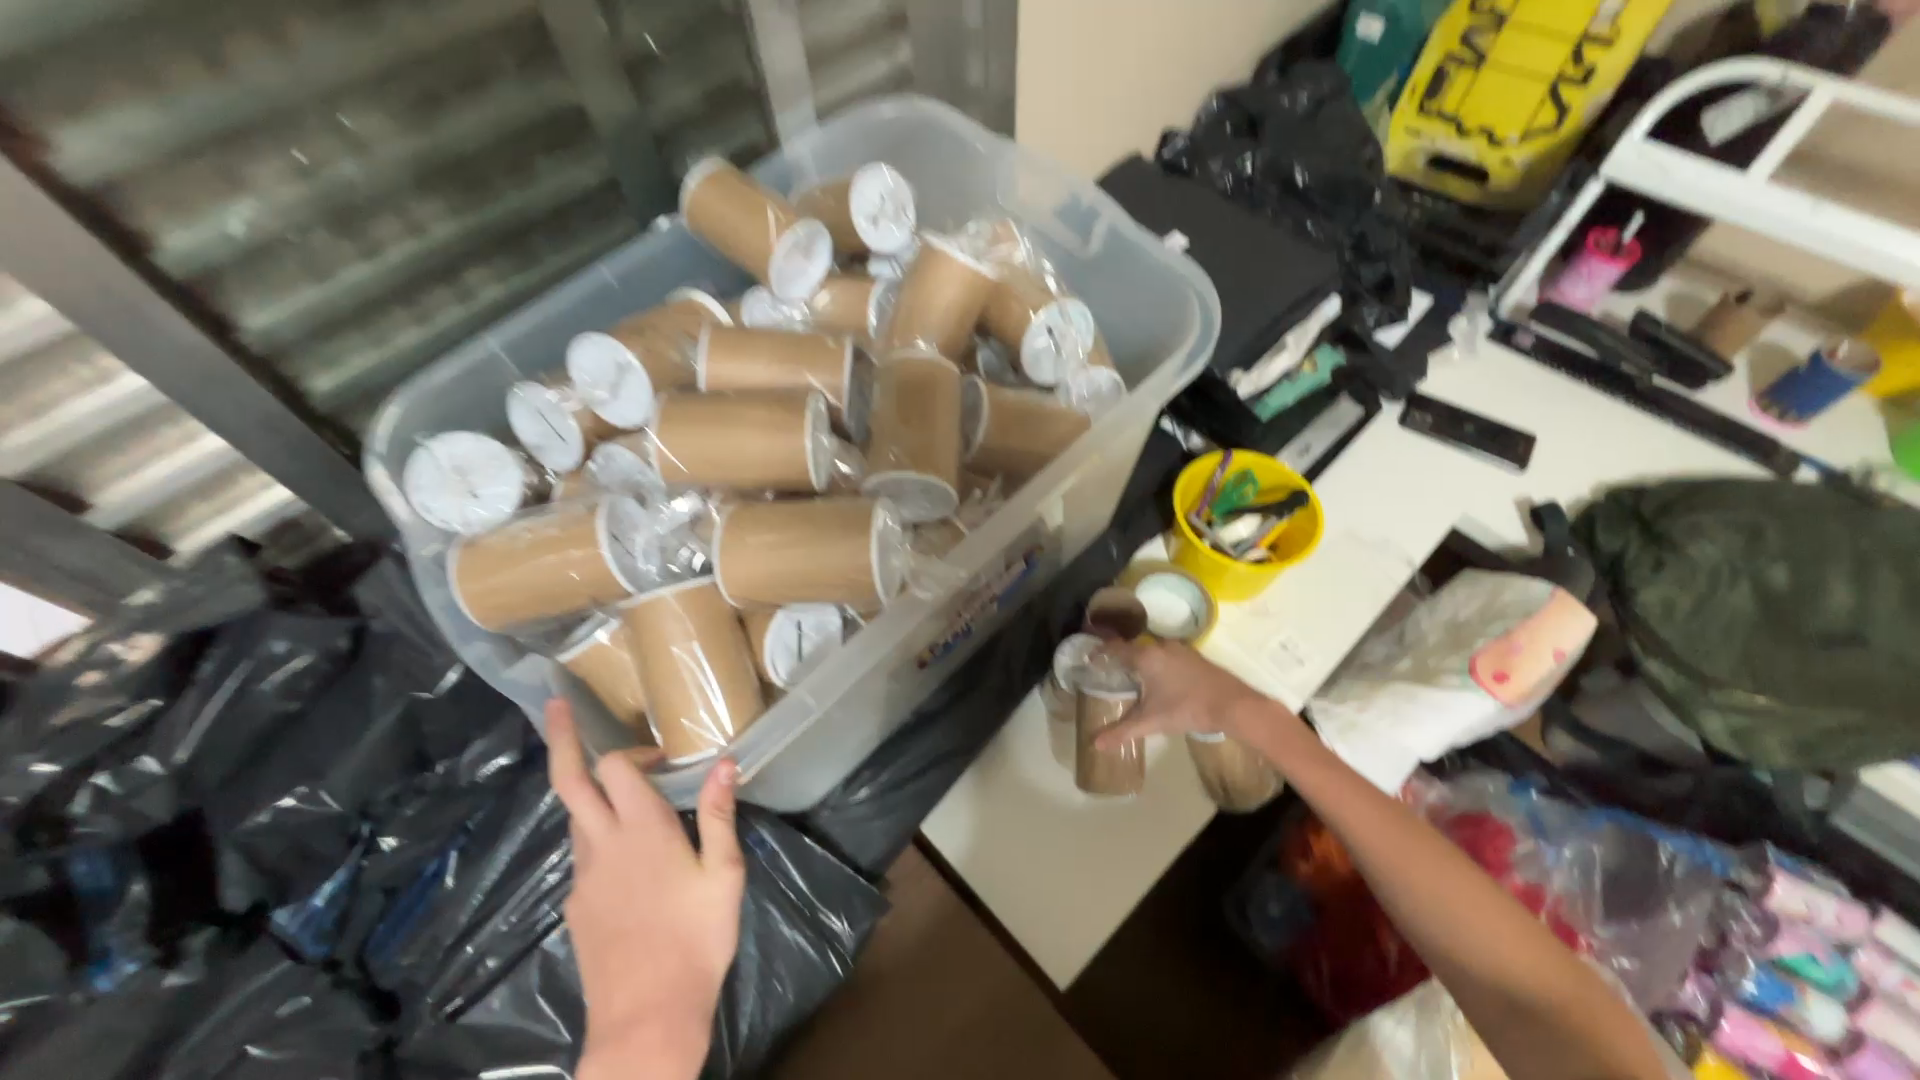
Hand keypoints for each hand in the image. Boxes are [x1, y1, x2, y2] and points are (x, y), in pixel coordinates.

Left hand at [546, 700, 743, 1079]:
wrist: (646, 1014)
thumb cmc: (697, 938)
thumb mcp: (724, 874)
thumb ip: (719, 814)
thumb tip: (725, 762)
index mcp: (641, 829)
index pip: (618, 767)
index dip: (635, 752)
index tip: (664, 759)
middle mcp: (601, 844)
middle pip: (570, 781)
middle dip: (561, 738)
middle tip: (554, 704)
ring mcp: (581, 878)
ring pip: (575, 820)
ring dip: (589, 796)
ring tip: (619, 794)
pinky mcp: (575, 907)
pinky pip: (583, 859)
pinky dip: (599, 841)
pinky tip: (631, 867)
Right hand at [1092, 639, 1302, 748]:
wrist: (1233, 704)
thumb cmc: (1187, 708)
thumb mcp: (1152, 721)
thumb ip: (1123, 731)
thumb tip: (1095, 744)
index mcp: (1146, 657)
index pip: (1116, 648)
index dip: (1101, 653)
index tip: (1091, 660)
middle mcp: (1160, 647)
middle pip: (1134, 648)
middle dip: (1121, 659)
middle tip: (1110, 672)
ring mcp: (1180, 650)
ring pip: (1152, 651)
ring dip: (1141, 661)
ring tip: (1132, 677)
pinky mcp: (1194, 656)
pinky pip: (1168, 655)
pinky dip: (1158, 664)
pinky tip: (1160, 680)